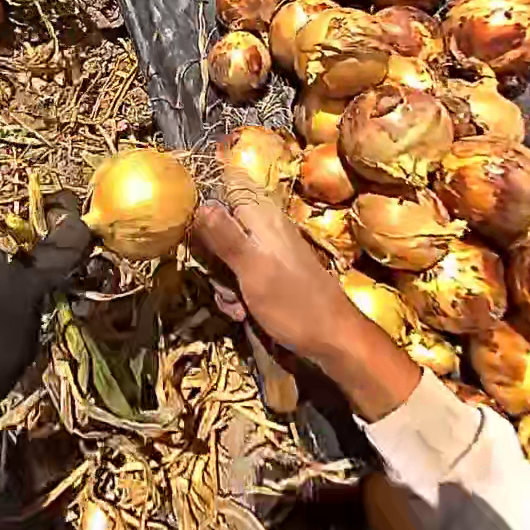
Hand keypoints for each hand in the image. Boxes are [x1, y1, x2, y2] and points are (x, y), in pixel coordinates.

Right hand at [193, 171, 420, 420]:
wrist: (335, 340)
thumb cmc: (294, 303)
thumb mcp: (252, 269)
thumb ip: (225, 236)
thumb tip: (199, 203)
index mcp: (260, 216)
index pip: (222, 188)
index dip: (202, 208)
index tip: (194, 235)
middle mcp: (264, 226)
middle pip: (218, 226)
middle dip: (210, 256)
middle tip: (219, 280)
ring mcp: (268, 249)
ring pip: (226, 254)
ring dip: (222, 281)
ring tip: (235, 303)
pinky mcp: (271, 272)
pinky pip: (240, 273)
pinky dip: (237, 292)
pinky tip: (243, 312)